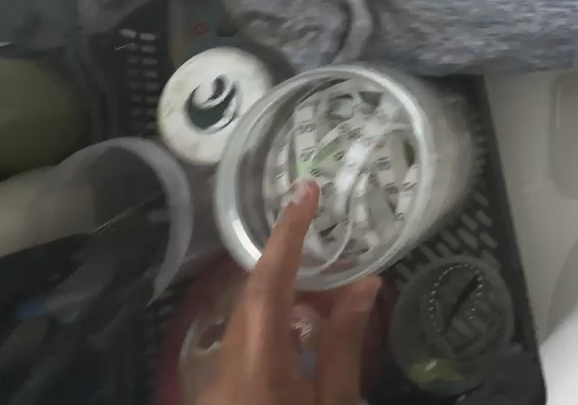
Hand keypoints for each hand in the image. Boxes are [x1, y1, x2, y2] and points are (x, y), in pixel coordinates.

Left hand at [199, 181, 379, 404]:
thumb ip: (344, 341)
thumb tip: (365, 283)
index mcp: (255, 368)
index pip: (268, 284)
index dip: (287, 234)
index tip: (305, 192)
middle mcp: (220, 375)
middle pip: (250, 301)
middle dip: (286, 262)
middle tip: (319, 227)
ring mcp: (211, 395)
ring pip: (244, 327)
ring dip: (281, 299)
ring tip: (323, 285)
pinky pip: (241, 352)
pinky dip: (273, 331)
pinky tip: (303, 337)